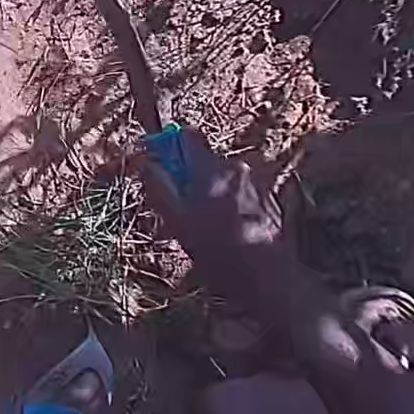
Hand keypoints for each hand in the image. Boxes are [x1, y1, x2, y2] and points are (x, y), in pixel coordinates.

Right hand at [136, 126, 286, 295]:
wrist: (269, 277)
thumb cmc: (217, 248)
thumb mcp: (176, 219)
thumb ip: (157, 184)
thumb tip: (144, 161)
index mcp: (210, 168)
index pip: (185, 135)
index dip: (168, 145)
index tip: (158, 163)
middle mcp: (235, 168)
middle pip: (202, 158)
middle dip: (187, 174)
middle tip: (179, 204)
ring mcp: (255, 182)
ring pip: (220, 176)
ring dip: (208, 190)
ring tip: (204, 222)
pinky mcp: (269, 198)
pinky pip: (238, 189)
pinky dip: (227, 200)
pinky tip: (226, 228)